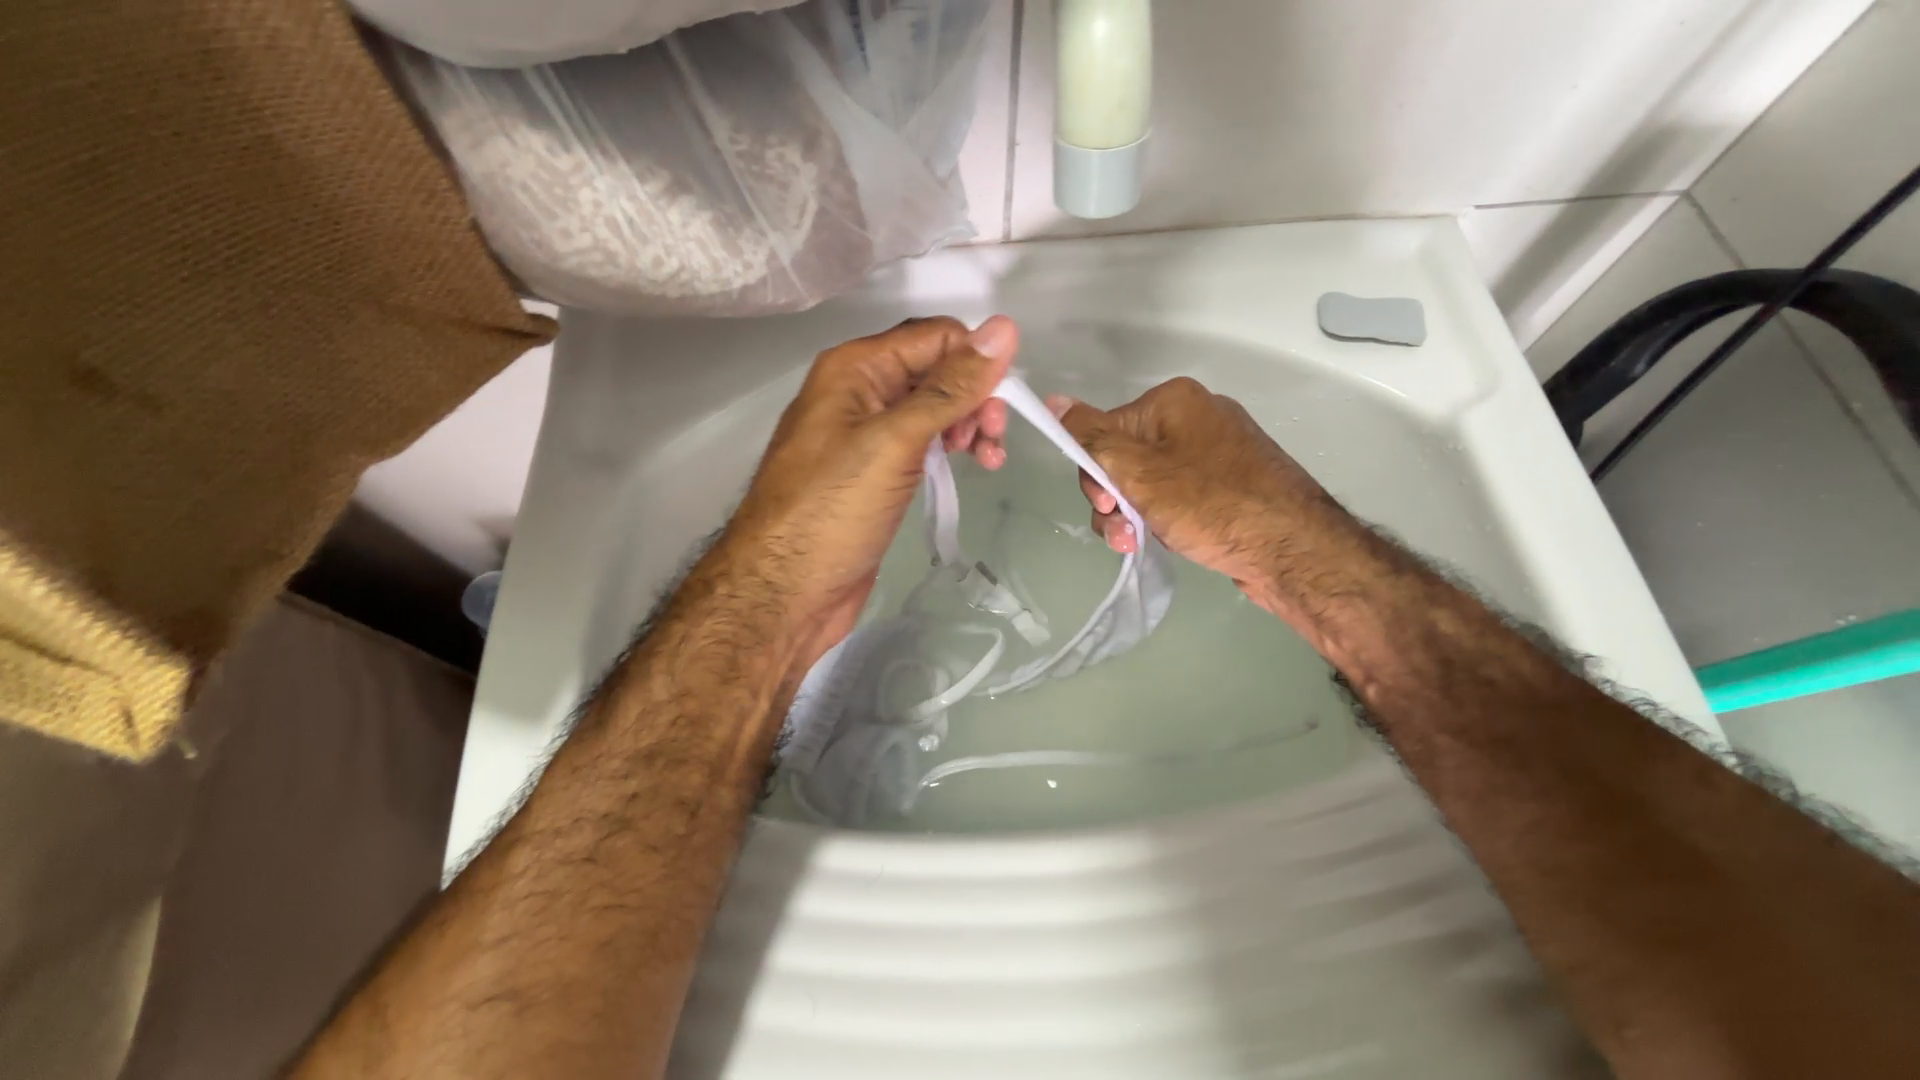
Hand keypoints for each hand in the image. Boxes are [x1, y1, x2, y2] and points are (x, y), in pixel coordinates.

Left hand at [719, 316, 1017, 673]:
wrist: (784, 593)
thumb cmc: (832, 511)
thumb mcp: (895, 441)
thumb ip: (950, 387)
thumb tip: (1004, 328)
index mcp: (855, 368)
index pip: (935, 336)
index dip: (976, 360)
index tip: (1002, 404)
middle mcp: (859, 392)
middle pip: (936, 370)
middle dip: (975, 396)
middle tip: (993, 439)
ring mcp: (866, 435)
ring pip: (934, 408)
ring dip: (969, 424)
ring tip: (990, 459)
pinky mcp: (875, 473)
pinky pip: (923, 442)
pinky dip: (952, 449)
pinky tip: (974, 467)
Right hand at [1048, 377, 1362, 631]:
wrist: (1293, 550)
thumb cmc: (1211, 505)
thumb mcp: (1139, 471)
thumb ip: (1091, 437)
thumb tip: (1053, 401)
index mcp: (1173, 401)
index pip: (1103, 431)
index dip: (1094, 473)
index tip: (1106, 505)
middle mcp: (1195, 418)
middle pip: (1123, 458)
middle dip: (1113, 499)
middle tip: (1126, 532)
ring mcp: (1215, 453)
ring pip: (1147, 482)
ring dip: (1133, 515)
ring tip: (1141, 543)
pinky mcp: (1228, 485)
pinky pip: (1176, 495)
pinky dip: (1163, 518)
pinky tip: (1169, 540)